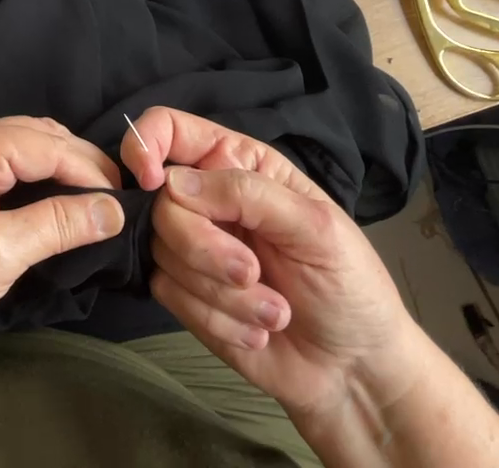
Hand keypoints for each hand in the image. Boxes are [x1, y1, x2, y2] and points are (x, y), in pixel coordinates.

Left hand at [0, 115, 125, 364]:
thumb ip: (58, 224)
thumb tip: (115, 209)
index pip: (44, 143)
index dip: (90, 168)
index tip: (131, 197)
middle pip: (40, 140)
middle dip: (82, 167)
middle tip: (123, 203)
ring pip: (31, 154)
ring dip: (66, 176)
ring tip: (103, 205)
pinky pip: (16, 173)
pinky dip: (46, 186)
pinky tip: (70, 207)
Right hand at [121, 107, 421, 423]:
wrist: (353, 370)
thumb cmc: (350, 284)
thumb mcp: (317, 228)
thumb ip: (248, 193)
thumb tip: (172, 182)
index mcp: (237, 163)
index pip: (168, 129)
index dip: (145, 144)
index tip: (151, 181)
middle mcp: (205, 197)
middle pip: (159, 201)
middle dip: (203, 245)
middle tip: (251, 273)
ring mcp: (189, 244)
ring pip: (161, 249)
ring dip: (220, 290)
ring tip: (272, 310)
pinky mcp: (180, 290)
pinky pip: (166, 290)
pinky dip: (214, 316)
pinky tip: (254, 328)